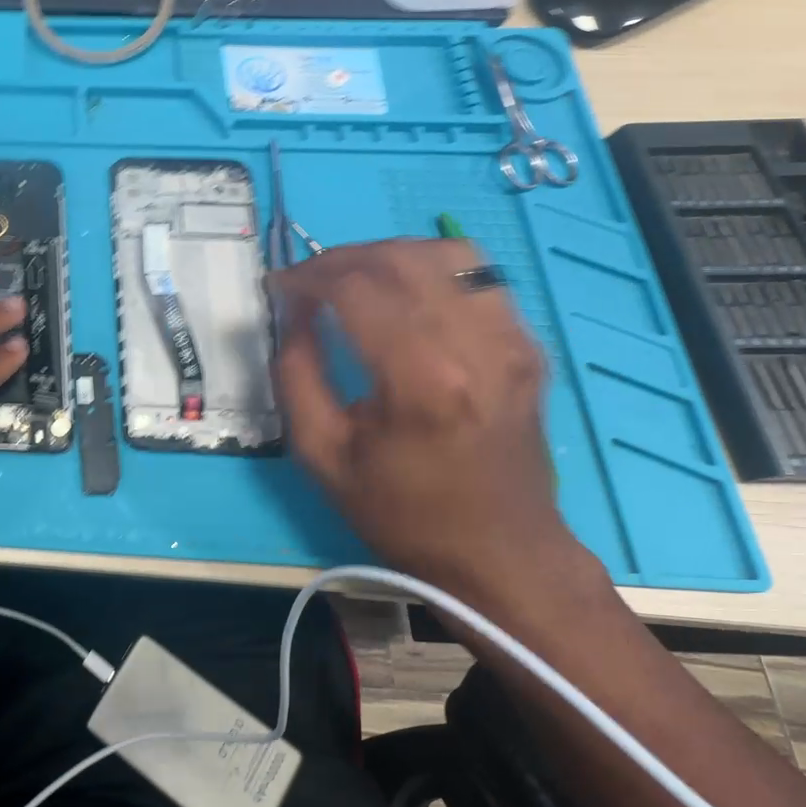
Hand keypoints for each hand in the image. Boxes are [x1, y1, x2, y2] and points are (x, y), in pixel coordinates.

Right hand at [273, 239, 580, 594]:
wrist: (500, 553)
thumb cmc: (399, 511)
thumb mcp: (320, 452)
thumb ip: (295, 373)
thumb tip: (291, 313)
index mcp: (420, 380)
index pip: (356, 288)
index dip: (307, 277)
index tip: (278, 288)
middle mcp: (475, 346)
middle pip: (400, 259)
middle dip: (341, 258)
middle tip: (307, 281)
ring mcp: (512, 341)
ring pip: (447, 253)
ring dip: (387, 255)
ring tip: (353, 280)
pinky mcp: (527, 346)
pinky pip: (477, 277)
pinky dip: (428, 272)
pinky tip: (401, 298)